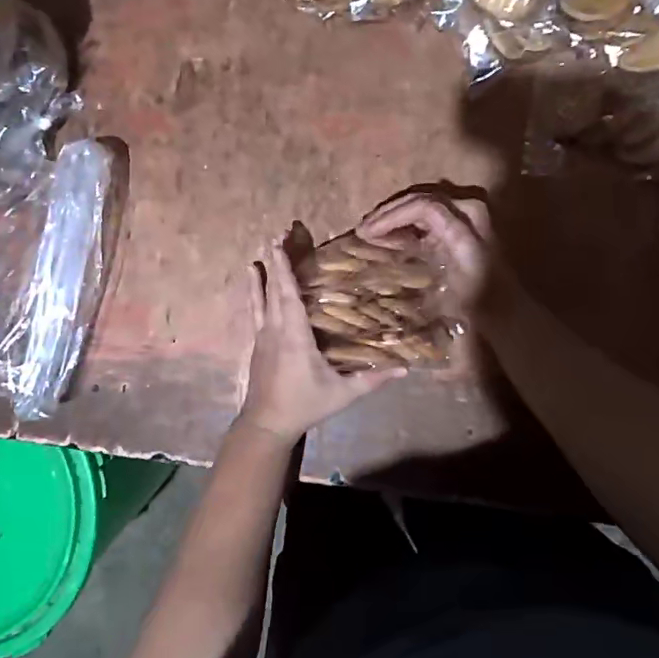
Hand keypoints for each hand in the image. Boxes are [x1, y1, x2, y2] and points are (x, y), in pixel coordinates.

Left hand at [236, 236, 405, 442]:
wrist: (266, 421)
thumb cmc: (305, 405)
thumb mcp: (342, 394)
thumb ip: (372, 379)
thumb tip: (406, 368)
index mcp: (295, 337)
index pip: (288, 296)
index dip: (283, 270)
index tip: (279, 246)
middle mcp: (275, 330)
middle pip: (274, 290)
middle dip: (274, 262)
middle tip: (275, 236)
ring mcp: (263, 336)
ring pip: (260, 299)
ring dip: (261, 275)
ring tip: (260, 252)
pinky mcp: (257, 343)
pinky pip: (256, 312)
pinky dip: (255, 294)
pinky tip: (253, 283)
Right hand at [355, 193, 506, 313]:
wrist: (509, 310)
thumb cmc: (475, 305)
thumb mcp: (442, 294)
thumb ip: (415, 266)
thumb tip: (376, 255)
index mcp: (465, 232)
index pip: (424, 206)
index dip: (390, 216)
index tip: (365, 233)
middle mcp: (472, 213)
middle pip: (421, 197)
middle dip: (388, 212)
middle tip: (362, 229)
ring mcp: (472, 213)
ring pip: (425, 198)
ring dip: (396, 212)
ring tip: (372, 230)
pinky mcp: (467, 220)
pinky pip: (432, 207)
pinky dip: (409, 216)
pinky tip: (392, 233)